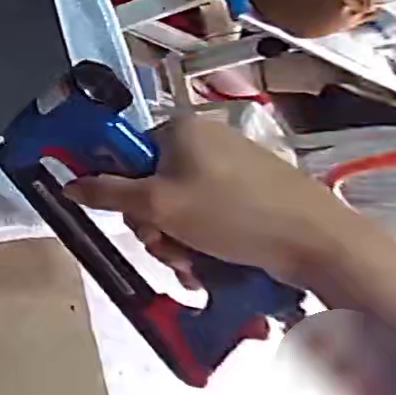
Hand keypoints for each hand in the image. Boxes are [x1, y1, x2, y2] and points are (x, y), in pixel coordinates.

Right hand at [63, 114, 395, 291]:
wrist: (327, 247)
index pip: (124, 151)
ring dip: (174, 238)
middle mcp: (204, 139)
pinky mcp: (256, 191)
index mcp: (178, 129)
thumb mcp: (157, 207)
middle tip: (164, 246)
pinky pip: (208, 212)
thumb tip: (68, 185)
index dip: (117, 186)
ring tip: (191, 264)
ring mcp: (233, 165)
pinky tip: (208, 265)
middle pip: (149, 182)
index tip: (127, 216)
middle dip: (150, 223)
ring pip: (177, 203)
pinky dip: (201, 239)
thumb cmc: (233, 215)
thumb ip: (105, 193)